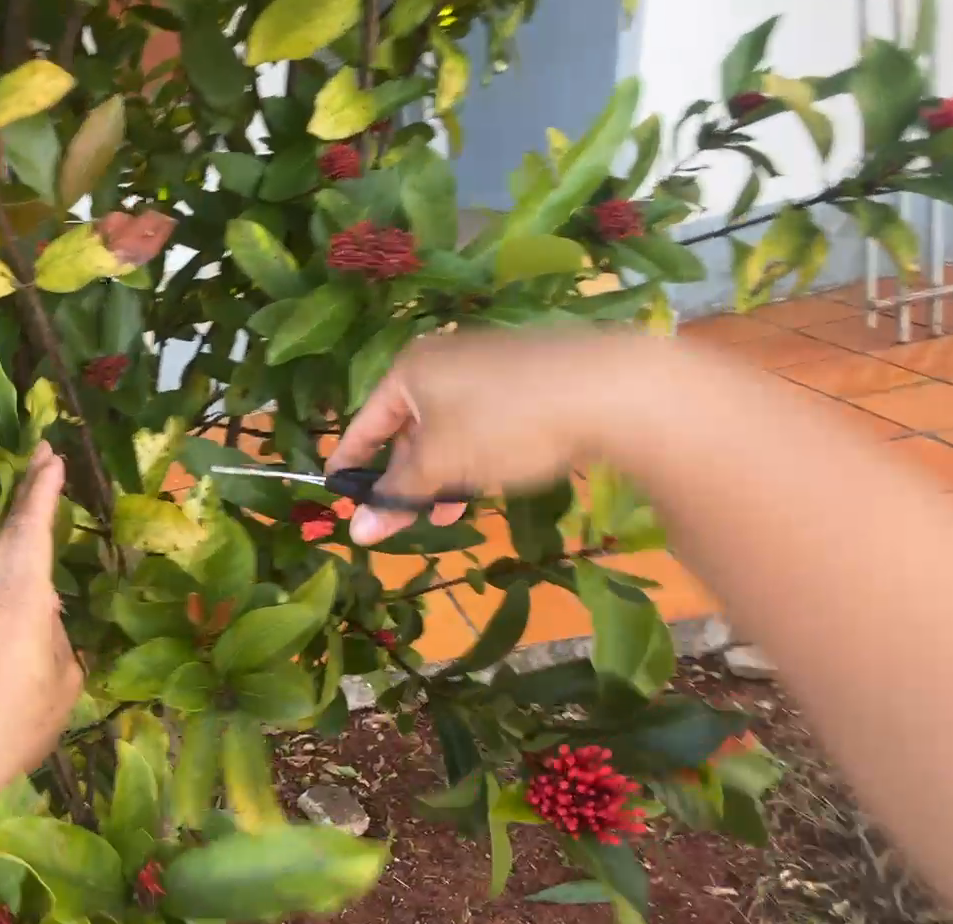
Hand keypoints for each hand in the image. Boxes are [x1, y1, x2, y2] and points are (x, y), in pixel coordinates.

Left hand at [0, 441, 82, 820]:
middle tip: (43, 456)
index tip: (54, 458)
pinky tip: (18, 559)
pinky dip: (4, 552)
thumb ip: (57, 635)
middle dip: (25, 491)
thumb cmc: (19, 729)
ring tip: (33, 496)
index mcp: (19, 603)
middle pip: (7, 532)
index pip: (32, 534)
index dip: (43, 493)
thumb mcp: (63, 683)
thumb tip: (46, 612)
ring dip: (13, 521)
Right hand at [328, 329, 656, 545]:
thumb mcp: (439, 466)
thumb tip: (355, 533)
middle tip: (402, 517)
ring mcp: (487, 366)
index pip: (364, 425)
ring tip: (445, 513)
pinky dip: (473, 455)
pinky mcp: (526, 377)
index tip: (337, 496)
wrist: (615, 389)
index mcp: (410, 370)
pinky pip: (480, 421)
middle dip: (404, 478)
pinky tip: (485, 481)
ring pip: (446, 430)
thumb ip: (394, 497)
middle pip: (407, 429)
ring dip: (440, 474)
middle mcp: (443, 360)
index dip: (350, 465)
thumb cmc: (504, 423)